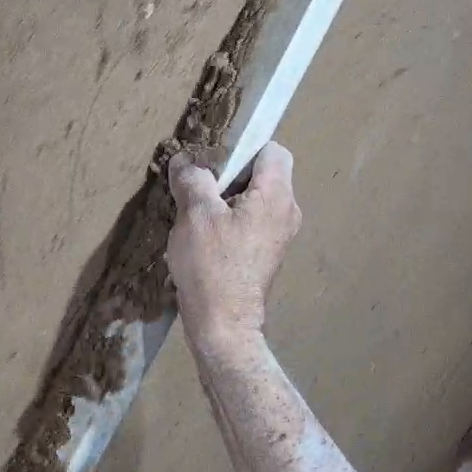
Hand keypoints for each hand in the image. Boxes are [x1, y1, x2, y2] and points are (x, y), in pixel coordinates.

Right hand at [166, 141, 301, 351]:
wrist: (223, 324)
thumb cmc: (212, 265)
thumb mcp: (195, 215)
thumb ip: (192, 180)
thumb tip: (185, 162)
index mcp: (277, 196)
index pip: (273, 150)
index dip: (244, 147)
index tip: (213, 161)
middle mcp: (287, 213)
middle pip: (263, 176)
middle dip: (229, 176)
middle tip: (198, 188)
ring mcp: (279, 237)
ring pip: (253, 201)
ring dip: (224, 202)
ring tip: (195, 214)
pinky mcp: (265, 256)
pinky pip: (249, 224)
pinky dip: (228, 223)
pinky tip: (202, 238)